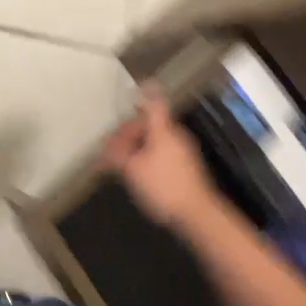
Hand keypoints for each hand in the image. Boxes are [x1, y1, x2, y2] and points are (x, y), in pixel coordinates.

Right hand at [102, 89, 220, 232]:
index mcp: (163, 129)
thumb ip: (118, 155)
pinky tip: (140, 174)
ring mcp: (184, 151)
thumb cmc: (164, 186)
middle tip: (114, 147)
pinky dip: (149, 157)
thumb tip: (105, 145)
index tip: (133, 91)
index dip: (144, 93)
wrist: (199, 215)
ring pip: (157, 139)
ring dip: (138, 146)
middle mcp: (176, 134)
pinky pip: (164, 153)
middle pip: (151, 123)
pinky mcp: (188, 168)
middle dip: (130, 131)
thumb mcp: (133, 171)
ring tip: (123, 163)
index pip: (154, 102)